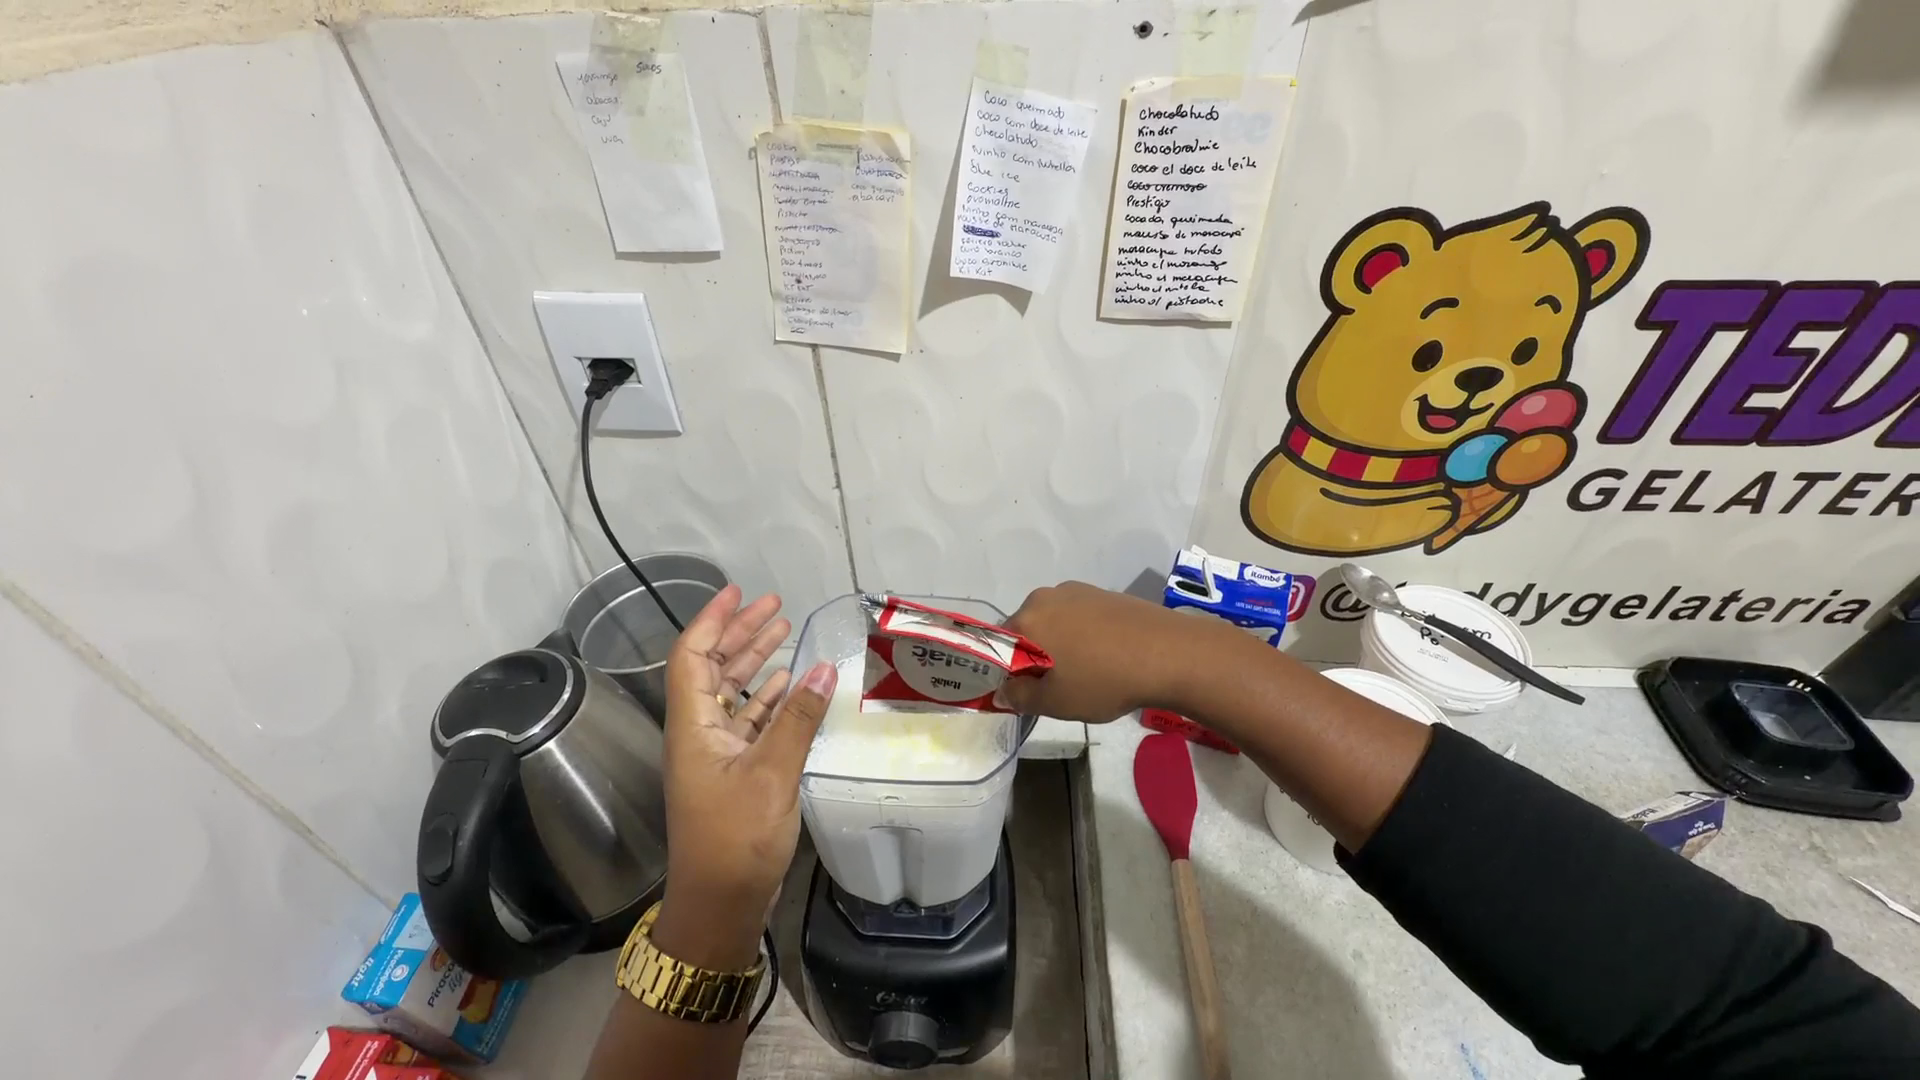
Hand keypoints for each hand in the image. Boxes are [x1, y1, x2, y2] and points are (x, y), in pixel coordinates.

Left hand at [655, 584, 836, 967]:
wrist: (720, 906)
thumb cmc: (736, 839)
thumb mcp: (771, 774)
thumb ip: (797, 718)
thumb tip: (822, 668)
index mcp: (692, 727)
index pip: (694, 657)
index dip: (714, 621)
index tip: (739, 592)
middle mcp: (699, 733)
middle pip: (714, 669)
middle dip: (740, 634)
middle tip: (775, 606)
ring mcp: (716, 755)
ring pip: (733, 694)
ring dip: (756, 662)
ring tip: (785, 632)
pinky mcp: (735, 774)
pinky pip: (750, 722)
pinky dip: (770, 699)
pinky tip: (791, 685)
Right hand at [998, 582, 1204, 722]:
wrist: (1170, 654)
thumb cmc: (1102, 680)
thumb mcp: (1054, 702)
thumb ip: (1019, 697)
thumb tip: (1004, 691)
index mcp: (1027, 618)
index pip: (999, 645)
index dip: (1010, 672)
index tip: (1031, 693)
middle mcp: (1047, 596)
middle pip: (1028, 631)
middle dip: (1036, 657)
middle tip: (1060, 687)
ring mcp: (1080, 591)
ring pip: (1056, 624)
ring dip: (1063, 647)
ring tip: (1090, 674)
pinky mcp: (1107, 594)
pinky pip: (1082, 618)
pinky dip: (1086, 638)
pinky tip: (1109, 658)